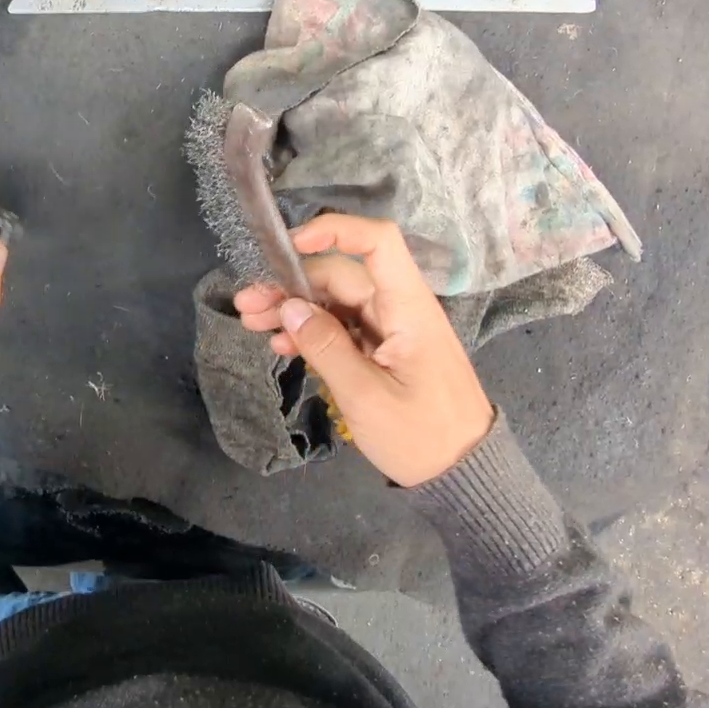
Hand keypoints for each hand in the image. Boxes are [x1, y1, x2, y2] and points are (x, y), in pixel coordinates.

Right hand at [234, 214, 492, 485]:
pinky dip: (306, 332)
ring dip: (290, 308)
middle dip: (289, 283)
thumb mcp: (367, 397)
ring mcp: (387, 329)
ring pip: (332, 302)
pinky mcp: (379, 350)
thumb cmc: (422, 436)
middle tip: (245, 304)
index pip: (379, 243)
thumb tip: (288, 306)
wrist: (463, 476)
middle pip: (339, 275)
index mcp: (407, 308)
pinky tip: (279, 345)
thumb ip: (326, 347)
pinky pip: (338, 328)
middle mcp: (397, 309)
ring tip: (249, 322)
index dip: (335, 231)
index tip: (289, 246)